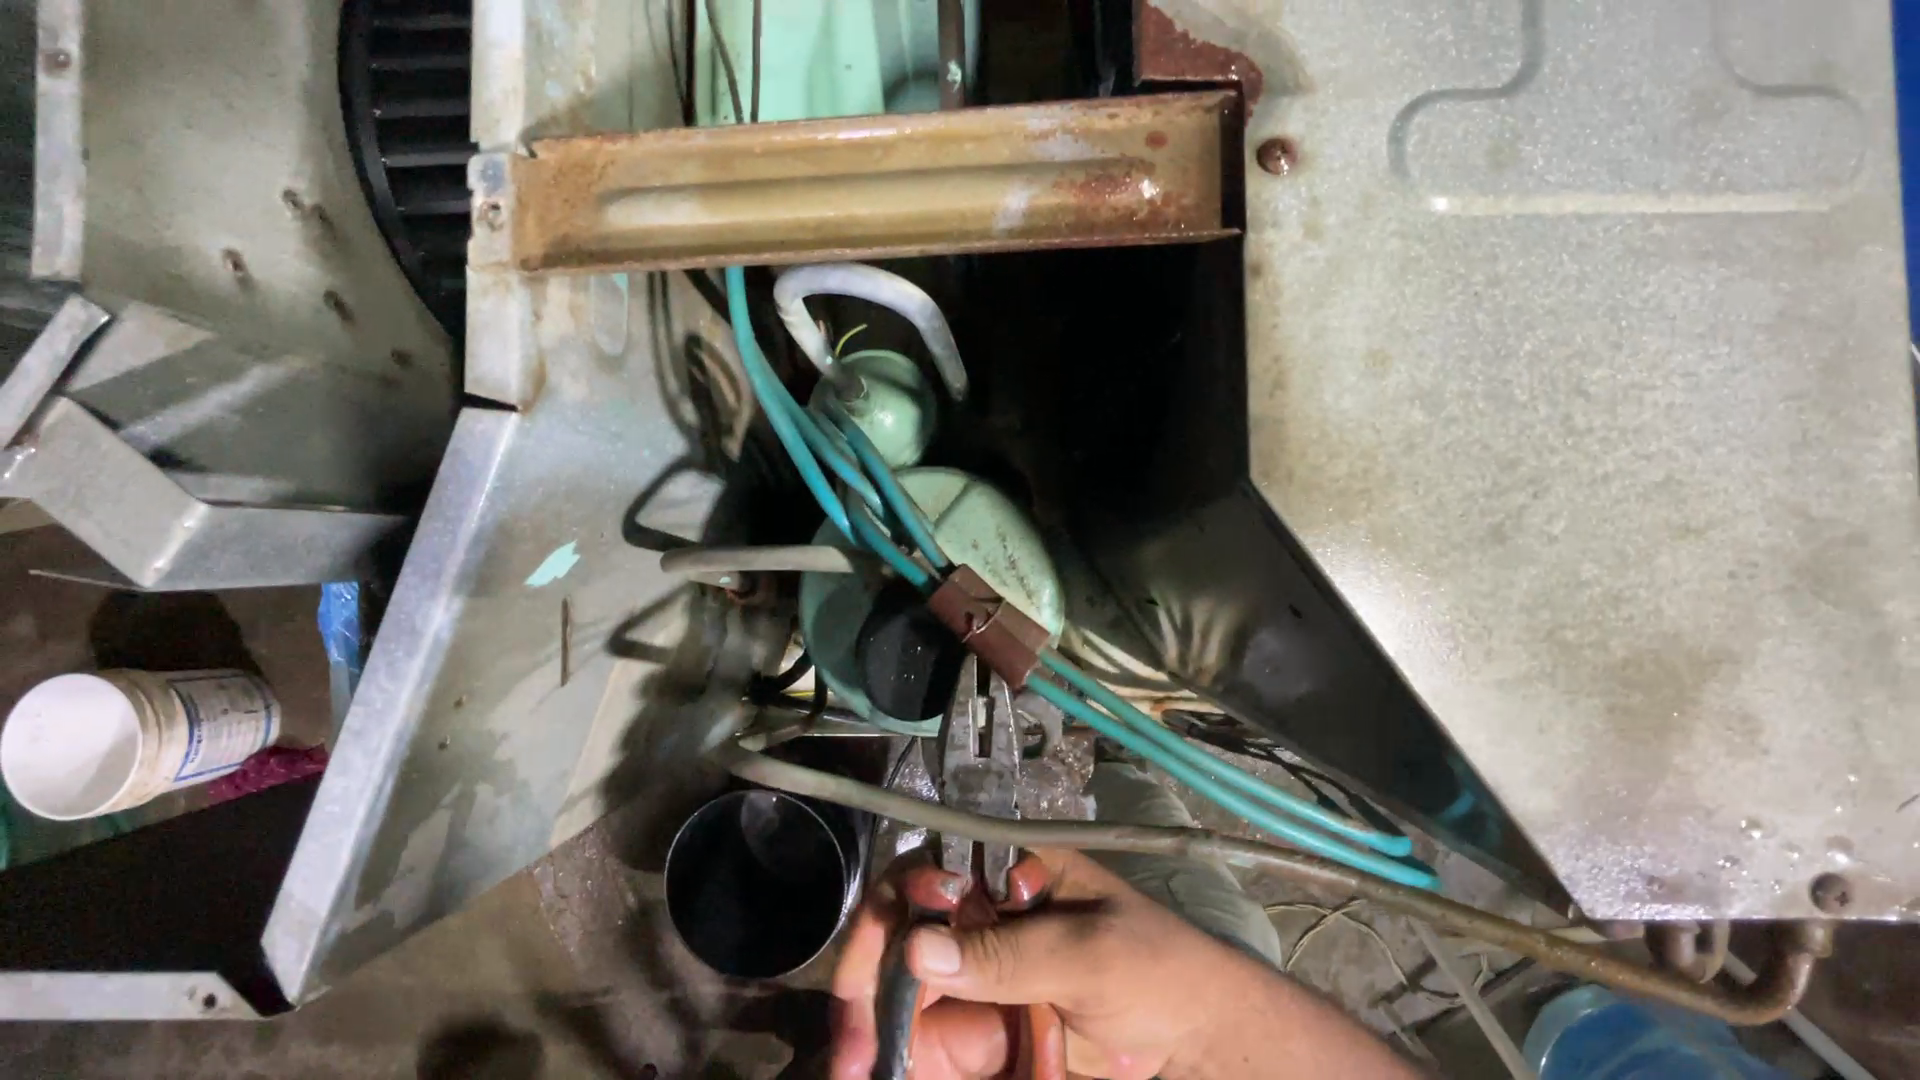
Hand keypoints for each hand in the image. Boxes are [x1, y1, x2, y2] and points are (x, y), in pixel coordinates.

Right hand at [830, 849, 1285, 1079]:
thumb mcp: (1089, 955)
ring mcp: (989, 980)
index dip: (896, 911)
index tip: (880, 959)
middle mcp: (990, 920)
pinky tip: (881, 1070)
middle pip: (910, 939)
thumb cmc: (1163, 972)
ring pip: (913, 995)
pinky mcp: (994, 1034)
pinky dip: (908, 1057)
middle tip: (852, 1045)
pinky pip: (939, 1042)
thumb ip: (1007, 954)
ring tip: (854, 1067)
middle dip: (874, 983)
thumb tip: (917, 948)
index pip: (934, 877)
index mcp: (1013, 876)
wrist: (1209, 1047)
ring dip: (879, 1030)